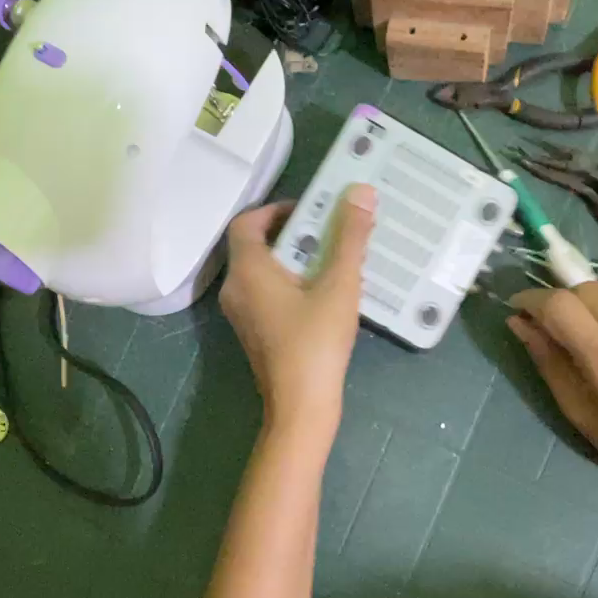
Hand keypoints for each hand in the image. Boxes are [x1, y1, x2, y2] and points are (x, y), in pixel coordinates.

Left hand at [220, 185, 376, 435]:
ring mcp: (242, 315)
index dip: (275, 209)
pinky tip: (324, 296)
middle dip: (293, 235)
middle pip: (256, 247)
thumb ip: (350, 237)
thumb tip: (362, 192)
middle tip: (329, 234)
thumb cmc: (316, 343)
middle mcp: (236, 290)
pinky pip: (268, 296)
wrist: (301, 406)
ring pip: (263, 273)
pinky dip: (290, 286)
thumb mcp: (339, 285)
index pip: (246, 222)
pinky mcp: (255, 334)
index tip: (309, 211)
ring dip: (294, 261)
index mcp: (248, 271)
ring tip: (332, 262)